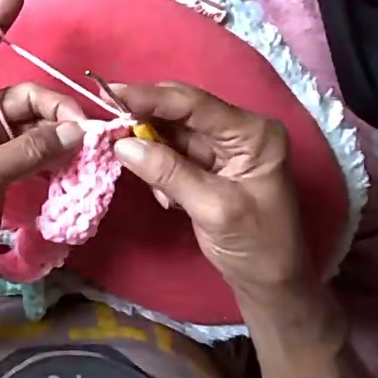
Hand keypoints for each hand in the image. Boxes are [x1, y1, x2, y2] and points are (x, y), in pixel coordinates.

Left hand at [0, 0, 83, 312]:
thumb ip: (30, 150)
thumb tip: (78, 132)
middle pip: (22, 96)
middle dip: (55, 108)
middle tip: (84, 134)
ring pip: (34, 124)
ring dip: (59, 134)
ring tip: (82, 152)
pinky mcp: (1, 169)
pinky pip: (35, 149)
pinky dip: (54, 153)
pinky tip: (72, 164)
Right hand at [110, 82, 311, 299]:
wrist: (272, 283)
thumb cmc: (257, 246)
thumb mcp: (214, 209)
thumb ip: (169, 173)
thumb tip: (123, 145)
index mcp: (252, 134)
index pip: (195, 104)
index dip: (151, 97)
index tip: (111, 93)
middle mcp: (238, 132)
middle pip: (181, 110)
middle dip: (143, 114)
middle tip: (104, 116)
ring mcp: (222, 148)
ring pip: (171, 130)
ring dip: (147, 143)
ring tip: (122, 153)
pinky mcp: (207, 165)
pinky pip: (171, 153)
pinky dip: (156, 165)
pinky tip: (162, 193)